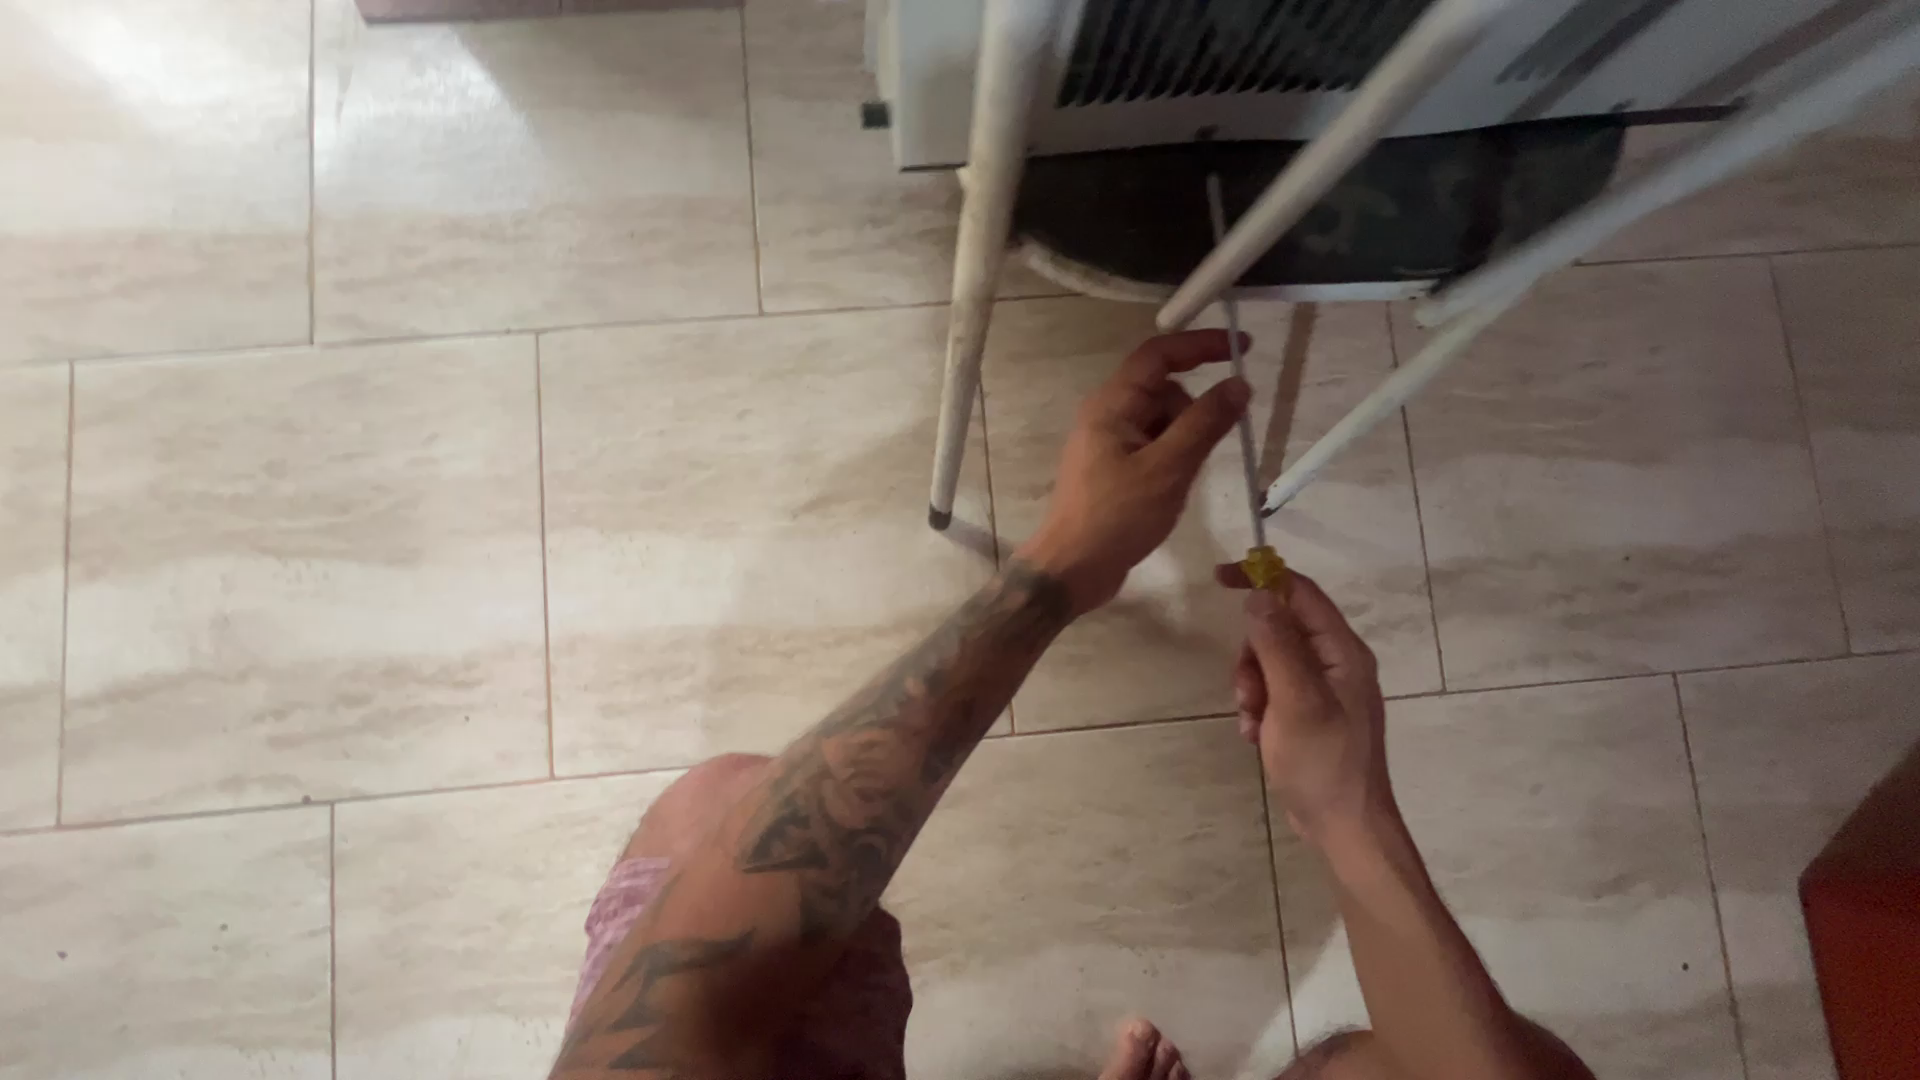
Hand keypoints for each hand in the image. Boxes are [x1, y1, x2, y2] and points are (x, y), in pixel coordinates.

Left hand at [1017, 331, 1251, 614]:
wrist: (1072, 569)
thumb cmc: (1116, 518)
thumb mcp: (1168, 469)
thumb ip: (1205, 424)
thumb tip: (1238, 384)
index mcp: (1111, 405)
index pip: (1159, 354)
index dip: (1201, 345)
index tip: (1243, 348)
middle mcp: (1106, 415)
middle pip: (1163, 389)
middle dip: (1193, 410)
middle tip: (1201, 452)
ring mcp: (1107, 443)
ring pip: (1162, 421)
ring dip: (1184, 440)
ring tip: (1179, 481)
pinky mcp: (1112, 469)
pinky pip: (1153, 447)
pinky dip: (1172, 458)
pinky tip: (1171, 491)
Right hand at [1216, 565, 1396, 844]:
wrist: (1344, 826)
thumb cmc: (1323, 762)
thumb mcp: (1295, 700)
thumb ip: (1277, 644)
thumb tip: (1258, 594)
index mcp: (1342, 651)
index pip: (1300, 592)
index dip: (1261, 578)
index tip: (1219, 579)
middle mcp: (1336, 662)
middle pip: (1278, 628)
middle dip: (1251, 655)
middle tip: (1246, 690)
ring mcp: (1323, 688)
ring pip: (1269, 660)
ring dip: (1250, 686)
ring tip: (1254, 720)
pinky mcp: (1310, 711)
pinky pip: (1272, 688)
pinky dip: (1258, 707)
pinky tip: (1258, 734)